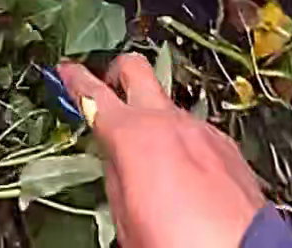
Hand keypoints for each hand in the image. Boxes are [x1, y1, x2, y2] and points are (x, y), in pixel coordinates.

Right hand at [59, 53, 265, 247]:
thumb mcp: (127, 225)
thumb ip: (116, 180)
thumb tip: (116, 160)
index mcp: (132, 136)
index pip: (93, 93)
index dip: (75, 78)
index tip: (65, 69)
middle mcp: (165, 120)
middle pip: (134, 68)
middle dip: (116, 72)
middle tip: (108, 91)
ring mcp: (198, 128)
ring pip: (166, 104)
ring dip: (154, 118)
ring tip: (153, 158)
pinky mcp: (226, 146)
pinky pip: (194, 130)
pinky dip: (183, 142)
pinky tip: (187, 176)